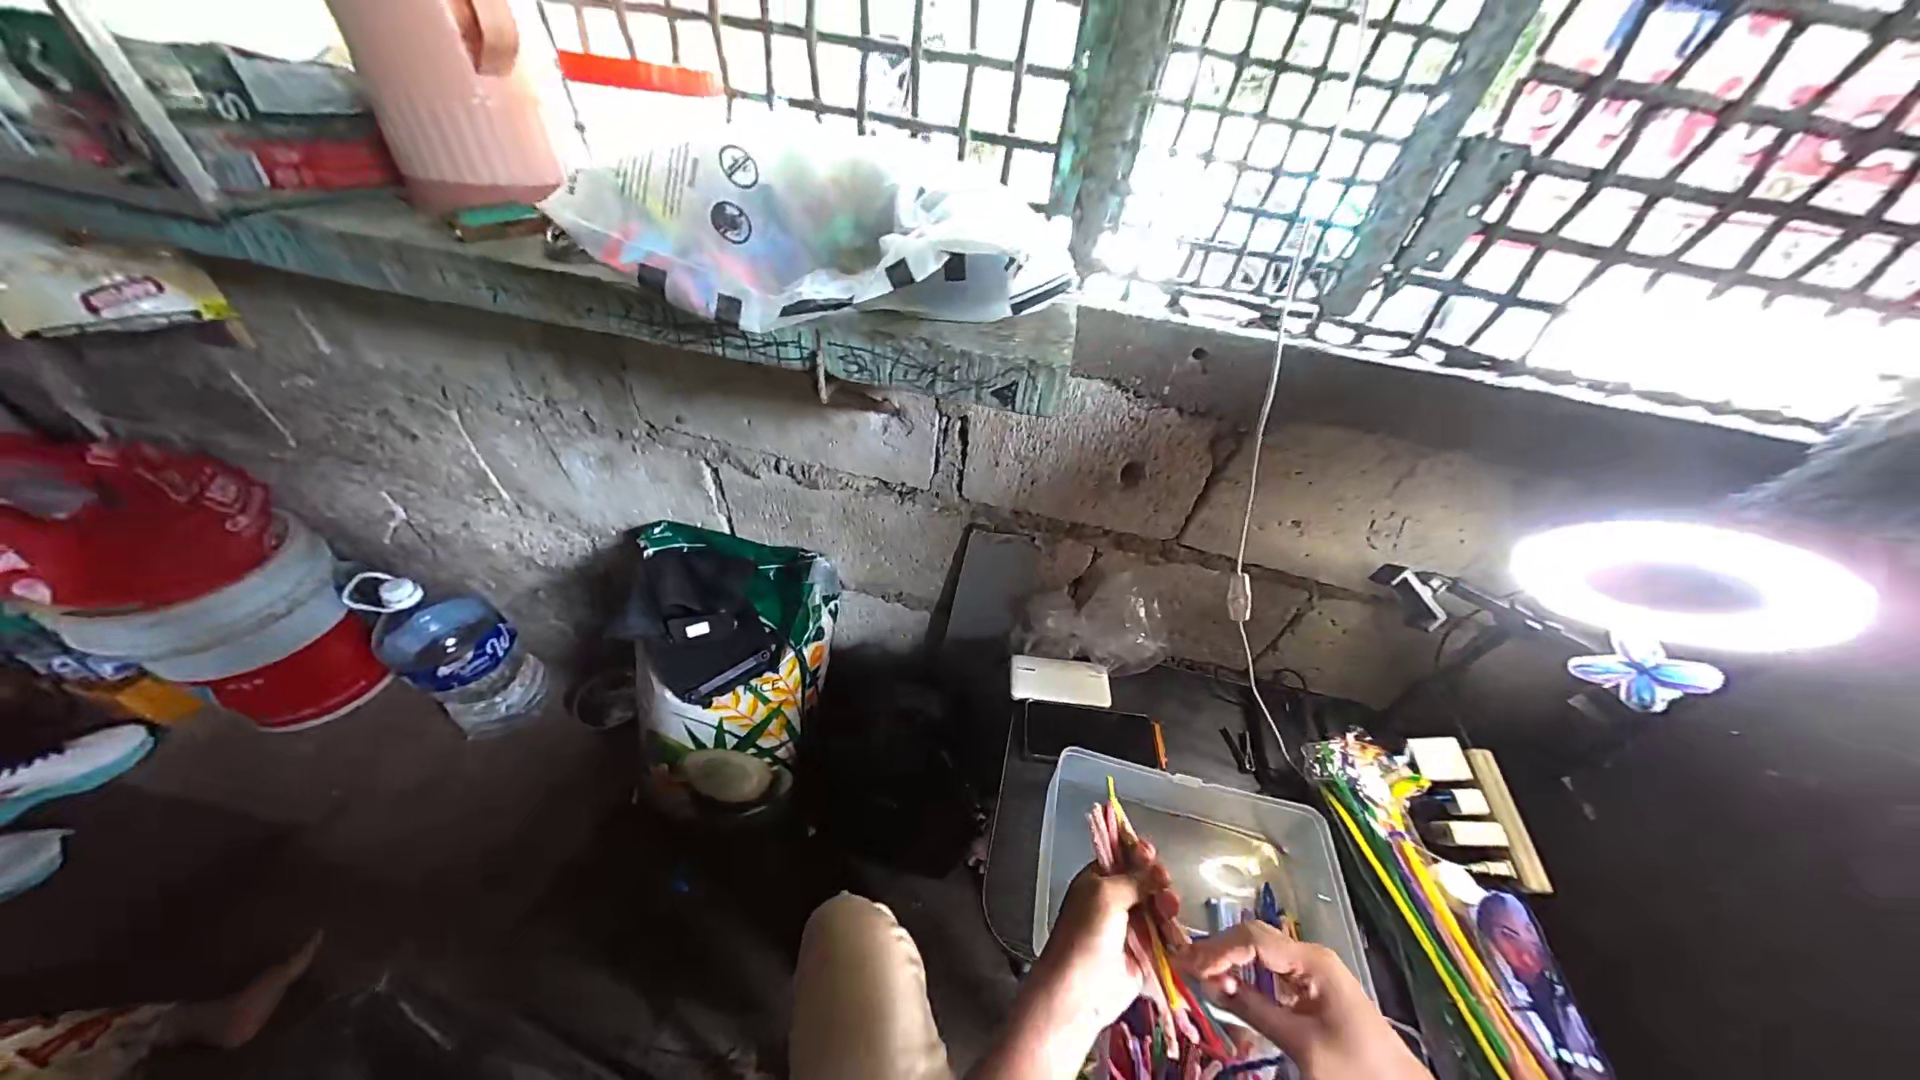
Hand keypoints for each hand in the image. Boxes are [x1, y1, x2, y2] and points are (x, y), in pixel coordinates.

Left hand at [1029, 857, 1176, 1031]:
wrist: (1081, 989)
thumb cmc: (1086, 934)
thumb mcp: (1106, 894)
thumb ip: (1134, 878)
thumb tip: (1155, 868)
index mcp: (1098, 879)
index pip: (1123, 857)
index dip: (1139, 854)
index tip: (1150, 854)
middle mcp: (1115, 899)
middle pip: (1146, 882)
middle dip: (1158, 881)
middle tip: (1164, 885)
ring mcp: (1130, 927)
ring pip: (1159, 909)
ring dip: (1168, 907)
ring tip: (1169, 911)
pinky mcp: (1145, 953)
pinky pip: (1165, 938)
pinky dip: (1173, 935)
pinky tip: (1176, 934)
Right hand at [1179, 921, 1430, 1079]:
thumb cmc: (1358, 1073)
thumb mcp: (1303, 1046)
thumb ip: (1254, 1010)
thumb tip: (1210, 984)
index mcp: (1312, 961)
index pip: (1252, 939)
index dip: (1217, 950)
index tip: (1187, 966)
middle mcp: (1309, 956)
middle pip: (1252, 938)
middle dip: (1216, 949)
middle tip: (1182, 965)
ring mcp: (1311, 970)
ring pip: (1257, 951)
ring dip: (1227, 959)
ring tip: (1196, 971)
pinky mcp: (1310, 988)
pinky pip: (1269, 969)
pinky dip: (1243, 973)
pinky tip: (1225, 983)